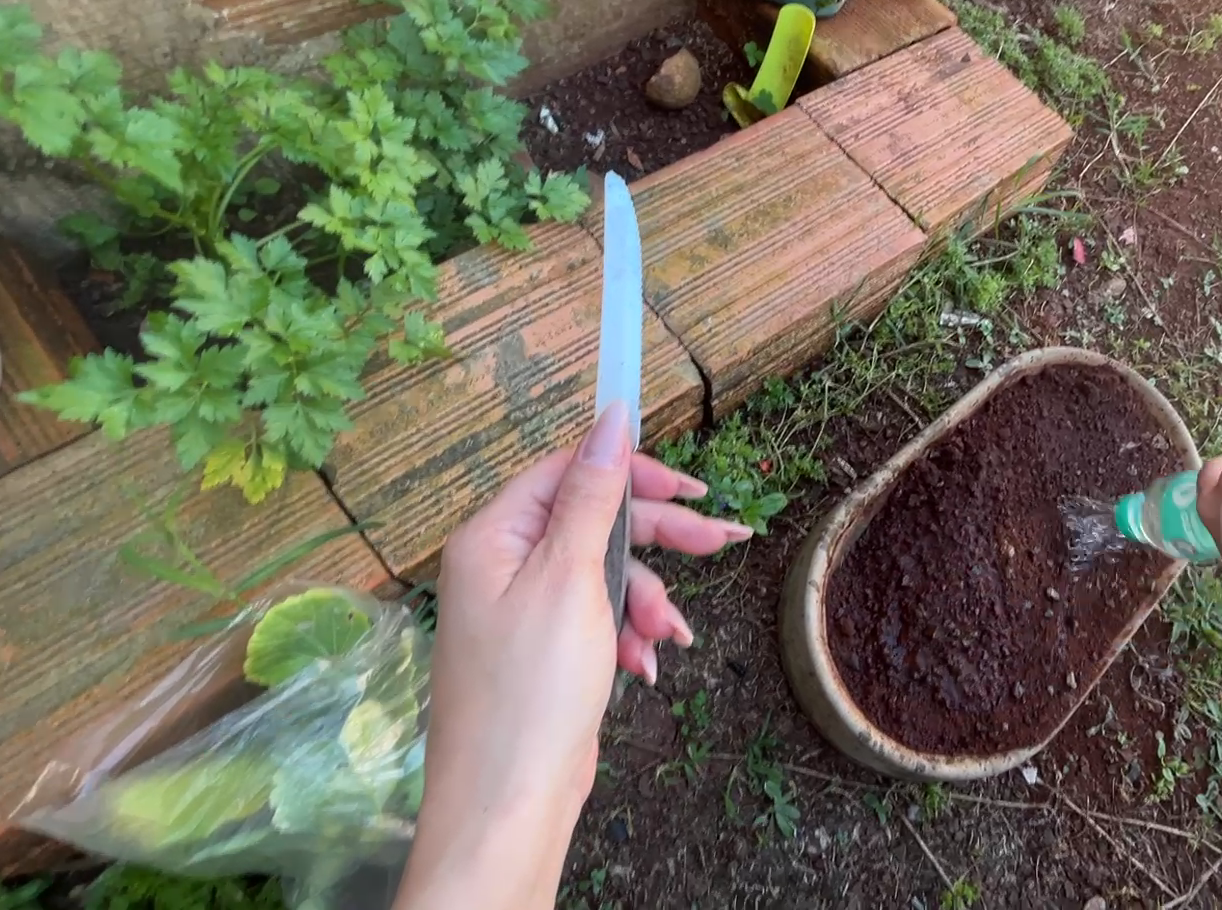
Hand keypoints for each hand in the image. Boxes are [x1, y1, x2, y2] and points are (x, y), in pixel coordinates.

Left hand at [396, 405, 749, 908]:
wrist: (511, 806)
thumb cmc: (535, 685)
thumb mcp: (573, 575)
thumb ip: (596, 493)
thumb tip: (613, 415)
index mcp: (497, 535)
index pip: (572, 471)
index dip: (633, 472)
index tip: (691, 486)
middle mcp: (509, 561)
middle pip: (600, 521)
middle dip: (662, 539)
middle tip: (724, 540)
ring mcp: (530, 604)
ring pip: (611, 570)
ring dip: (649, 599)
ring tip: (668, 636)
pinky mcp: (552, 642)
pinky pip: (604, 612)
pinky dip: (631, 631)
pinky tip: (648, 661)